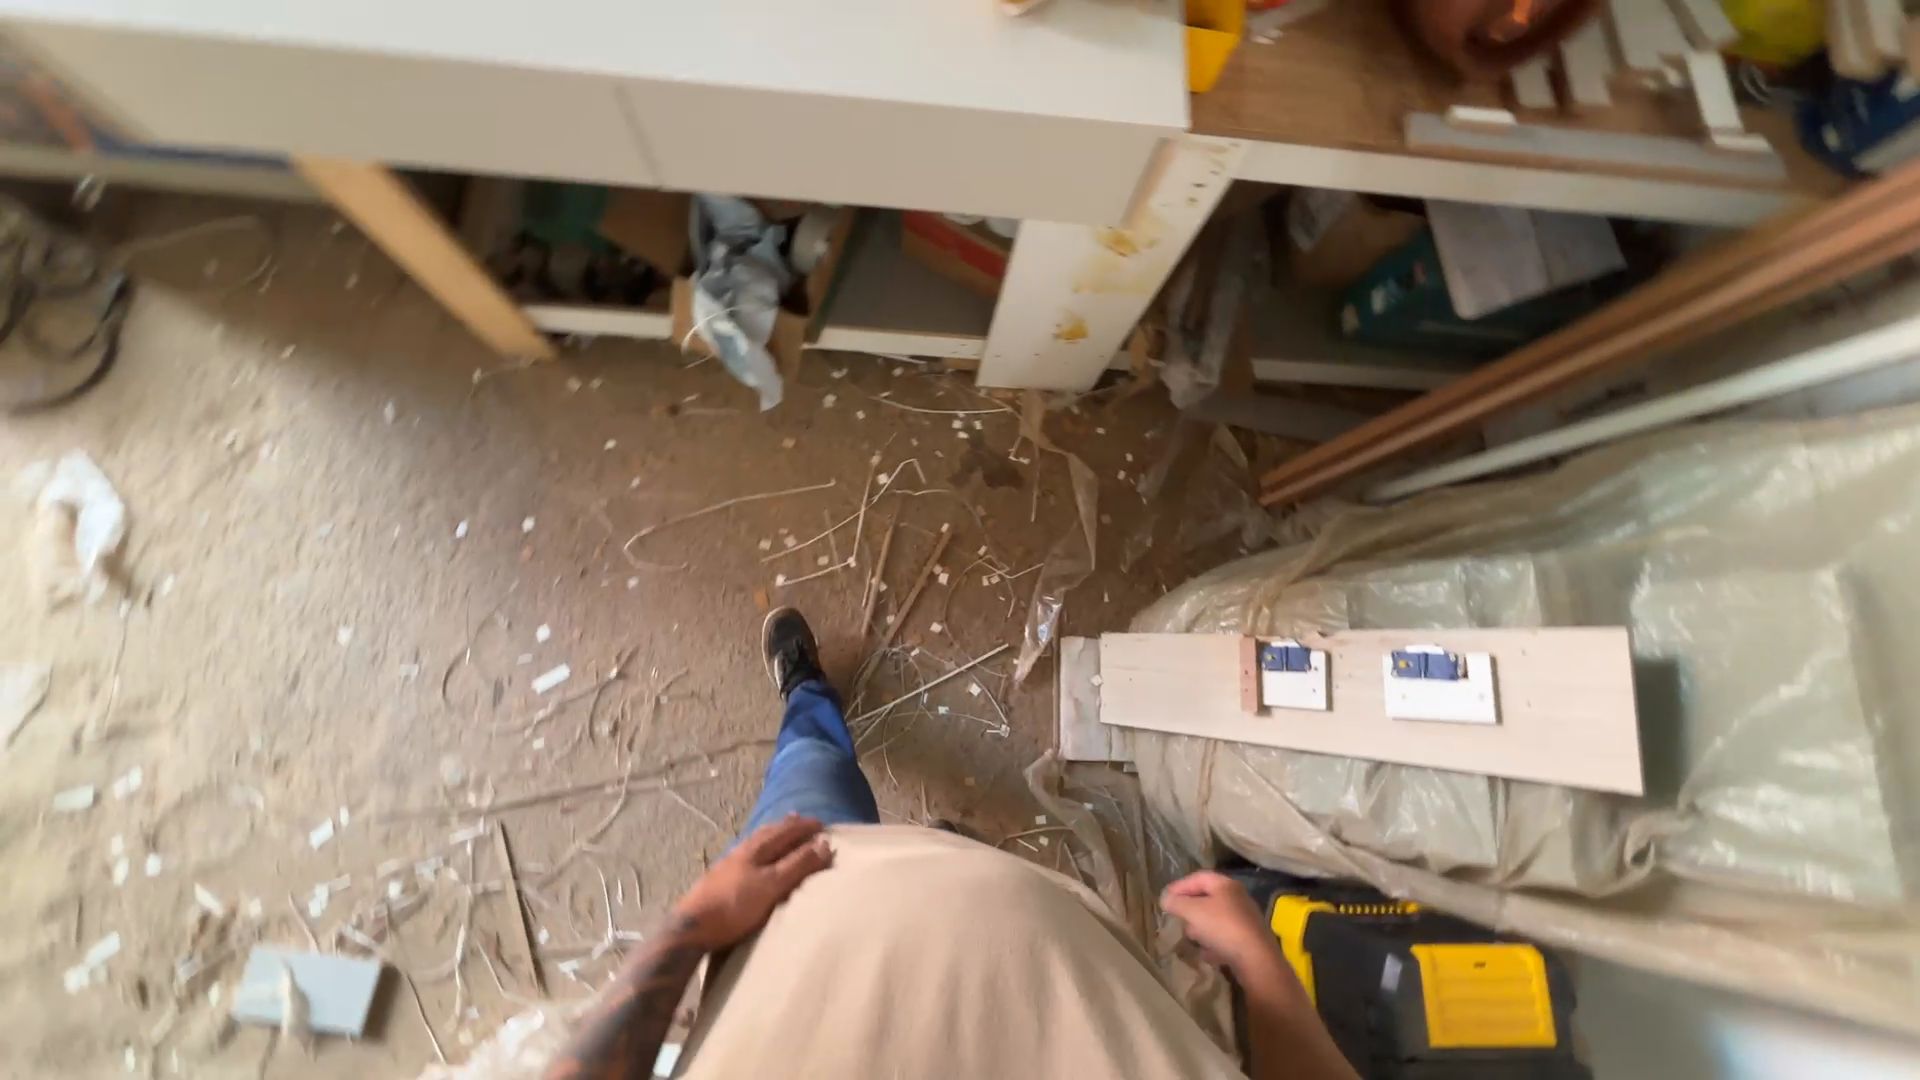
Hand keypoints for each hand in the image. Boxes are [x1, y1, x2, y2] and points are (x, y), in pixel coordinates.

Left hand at [672, 815, 833, 948]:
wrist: (690, 928)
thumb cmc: (735, 905)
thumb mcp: (772, 885)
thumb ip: (798, 865)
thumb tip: (825, 844)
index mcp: (756, 849)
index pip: (785, 831)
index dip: (803, 827)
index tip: (821, 824)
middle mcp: (742, 851)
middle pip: (768, 832)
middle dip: (786, 826)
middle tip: (800, 819)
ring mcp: (728, 865)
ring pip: (754, 842)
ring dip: (771, 835)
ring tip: (778, 831)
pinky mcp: (718, 879)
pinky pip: (745, 855)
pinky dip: (757, 849)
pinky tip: (753, 857)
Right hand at [1160, 871, 1288, 983]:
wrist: (1257, 961)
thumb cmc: (1222, 928)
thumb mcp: (1192, 911)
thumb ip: (1176, 902)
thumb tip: (1165, 899)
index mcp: (1225, 885)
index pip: (1198, 878)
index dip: (1180, 886)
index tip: (1166, 898)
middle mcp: (1238, 898)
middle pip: (1208, 898)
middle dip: (1190, 908)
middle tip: (1178, 917)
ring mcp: (1246, 920)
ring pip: (1217, 919)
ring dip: (1202, 927)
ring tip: (1191, 937)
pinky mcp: (1250, 941)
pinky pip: (1226, 937)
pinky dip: (1214, 943)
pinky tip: (1207, 954)